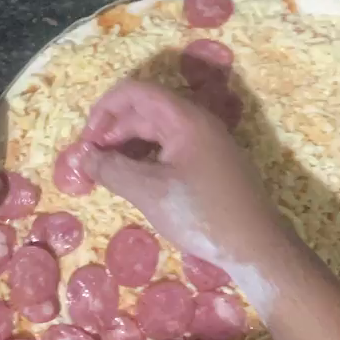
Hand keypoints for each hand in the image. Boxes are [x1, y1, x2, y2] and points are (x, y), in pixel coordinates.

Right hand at [83, 80, 296, 276]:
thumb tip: (84, 158)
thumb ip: (111, 169)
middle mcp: (197, 123)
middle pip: (145, 111)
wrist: (256, 247)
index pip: (136, 92)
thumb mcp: (149, 192)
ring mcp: (206, 144)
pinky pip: (170, 149)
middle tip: (90, 161)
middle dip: (113, 131)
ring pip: (157, 132)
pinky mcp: (210, 165)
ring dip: (127, 146)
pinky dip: (146, 158)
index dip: (105, 109)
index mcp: (185, 119)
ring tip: (106, 172)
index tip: (86, 140)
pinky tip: (134, 181)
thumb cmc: (202, 214)